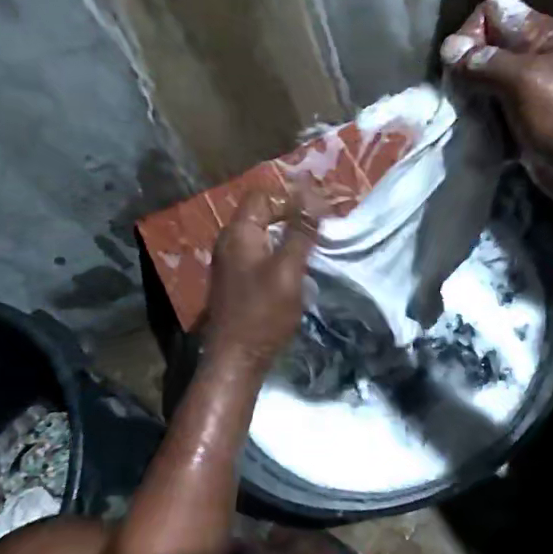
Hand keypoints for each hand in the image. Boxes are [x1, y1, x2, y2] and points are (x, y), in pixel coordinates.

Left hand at [201, 187, 317, 373]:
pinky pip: (260, 253)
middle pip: (262, 213)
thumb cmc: (263, 313)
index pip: (264, 196)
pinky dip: (280, 252)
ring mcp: (231, 262)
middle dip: (293, 214)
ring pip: (263, 234)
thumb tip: (313, 198)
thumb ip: (300, 232)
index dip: (292, 197)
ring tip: (315, 243)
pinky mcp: (237, 280)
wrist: (237, 358)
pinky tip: (298, 265)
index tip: (322, 210)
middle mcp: (230, 242)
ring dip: (288, 234)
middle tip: (322, 224)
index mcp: (238, 233)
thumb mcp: (288, 270)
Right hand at [439, 0, 552, 208]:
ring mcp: (532, 99)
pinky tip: (480, 144)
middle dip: (466, 75)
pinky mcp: (530, 132)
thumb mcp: (526, 80)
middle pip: (486, 55)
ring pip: (488, 93)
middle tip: (459, 100)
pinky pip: (497, 125)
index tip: (457, 66)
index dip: (471, 32)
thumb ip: (486, 63)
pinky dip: (485, 133)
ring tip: (467, 125)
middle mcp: (535, 62)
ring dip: (473, 108)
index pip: (493, 13)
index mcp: (541, 36)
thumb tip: (450, 49)